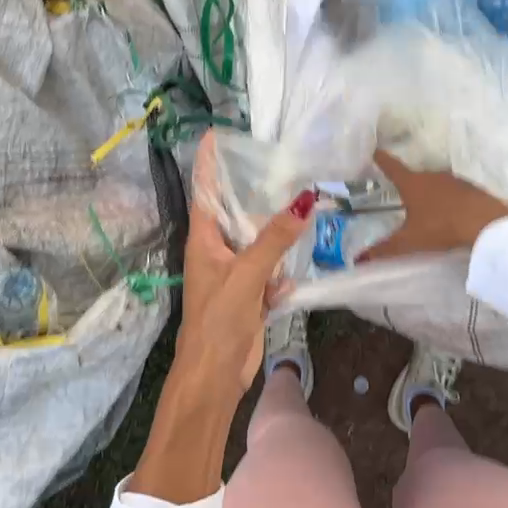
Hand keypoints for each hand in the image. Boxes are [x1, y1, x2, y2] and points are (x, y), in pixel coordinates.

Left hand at [128, 132, 313, 502]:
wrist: (215, 375)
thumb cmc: (218, 320)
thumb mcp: (247, 275)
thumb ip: (275, 240)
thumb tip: (304, 201)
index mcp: (203, 240)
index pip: (206, 190)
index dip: (210, 161)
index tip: (217, 132)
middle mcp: (217, 250)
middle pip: (238, 212)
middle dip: (259, 196)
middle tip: (285, 167)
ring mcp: (235, 272)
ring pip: (261, 242)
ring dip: (277, 242)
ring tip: (303, 219)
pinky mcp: (251, 293)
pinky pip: (271, 272)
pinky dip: (279, 279)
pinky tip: (280, 294)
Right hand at [356, 150, 507, 263]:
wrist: (486, 224)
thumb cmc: (441, 228)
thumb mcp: (410, 242)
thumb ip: (385, 250)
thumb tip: (358, 260)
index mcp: (413, 184)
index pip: (392, 167)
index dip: (382, 160)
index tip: (376, 150)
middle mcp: (433, 176)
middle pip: (416, 176)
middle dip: (409, 183)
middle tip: (403, 192)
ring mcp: (455, 181)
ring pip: (437, 184)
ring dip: (432, 192)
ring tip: (428, 207)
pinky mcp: (473, 190)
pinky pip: (456, 193)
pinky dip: (451, 200)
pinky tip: (452, 213)